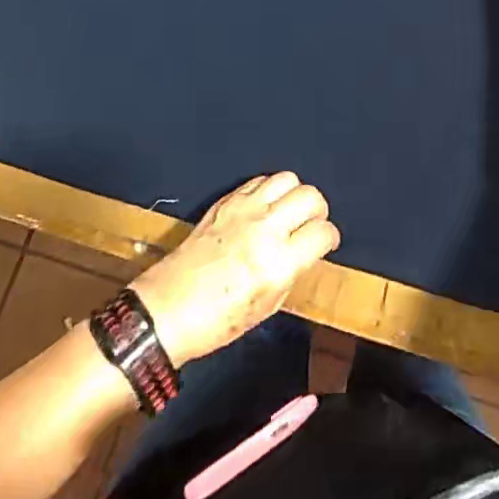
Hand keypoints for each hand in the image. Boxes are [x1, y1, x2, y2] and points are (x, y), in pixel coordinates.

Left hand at [127, 172, 340, 363]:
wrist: (168, 307)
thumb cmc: (219, 320)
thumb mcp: (268, 305)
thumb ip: (290, 271)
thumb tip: (303, 252)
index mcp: (279, 261)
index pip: (322, 231)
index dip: (329, 238)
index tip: (325, 243)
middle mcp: (264, 228)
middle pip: (309, 196)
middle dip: (317, 210)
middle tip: (310, 225)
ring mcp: (241, 210)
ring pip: (286, 178)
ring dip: (294, 194)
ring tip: (288, 213)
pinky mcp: (223, 202)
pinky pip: (257, 182)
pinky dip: (268, 190)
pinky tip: (264, 209)